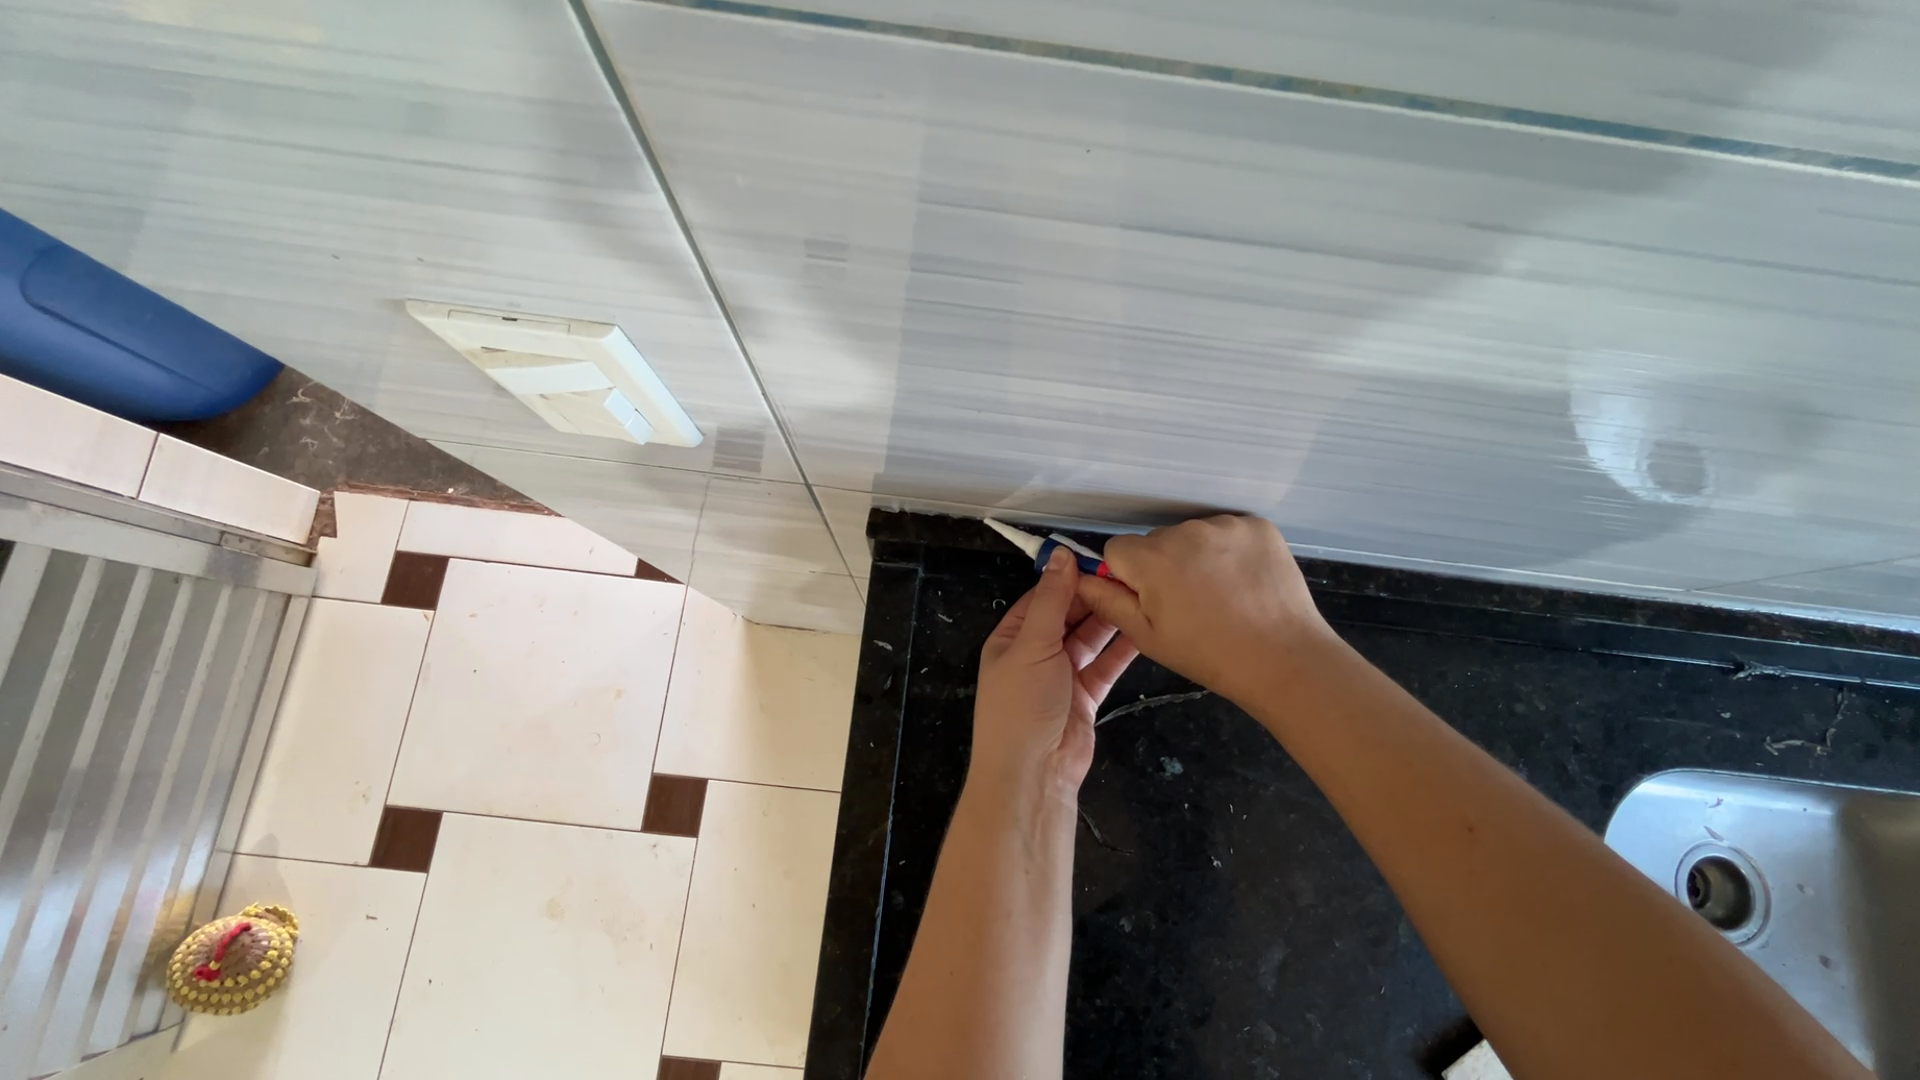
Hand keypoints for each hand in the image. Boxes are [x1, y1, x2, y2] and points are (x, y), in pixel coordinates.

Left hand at [971, 549, 1139, 807]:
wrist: (1032, 772)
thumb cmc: (1022, 703)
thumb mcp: (1032, 645)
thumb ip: (1051, 600)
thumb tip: (1061, 556)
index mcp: (1012, 637)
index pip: (1042, 597)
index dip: (1069, 578)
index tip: (1101, 559)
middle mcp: (1034, 652)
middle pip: (1068, 615)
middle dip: (1094, 598)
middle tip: (1131, 576)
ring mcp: (1061, 675)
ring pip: (1089, 639)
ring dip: (1111, 620)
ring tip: (1142, 596)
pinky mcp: (1085, 695)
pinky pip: (1105, 665)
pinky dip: (1121, 649)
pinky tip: (1144, 629)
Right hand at [1075, 515, 1338, 705]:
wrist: (1283, 658)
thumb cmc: (1207, 653)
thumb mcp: (1147, 636)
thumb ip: (1108, 601)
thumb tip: (1079, 577)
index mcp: (1151, 558)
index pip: (1117, 549)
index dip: (1127, 576)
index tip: (1150, 600)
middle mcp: (1184, 531)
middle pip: (1156, 541)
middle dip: (1163, 565)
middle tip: (1188, 603)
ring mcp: (1224, 525)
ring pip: (1192, 535)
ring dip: (1197, 556)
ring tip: (1220, 594)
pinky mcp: (1257, 526)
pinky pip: (1228, 532)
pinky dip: (1230, 551)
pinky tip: (1243, 581)